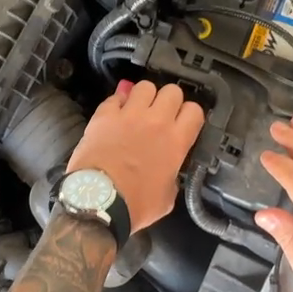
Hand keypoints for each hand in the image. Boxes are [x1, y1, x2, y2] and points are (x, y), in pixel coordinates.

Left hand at [66, 81, 204, 233]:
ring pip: (144, 86)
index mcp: (176, 141)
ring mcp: (129, 114)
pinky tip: (115, 113)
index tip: (184, 124)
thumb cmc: (135, 205)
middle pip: (172, 91)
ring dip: (144, 96)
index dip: (190, 115)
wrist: (98, 200)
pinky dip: (117, 103)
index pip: (195, 111)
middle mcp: (156, 121)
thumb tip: (168, 173)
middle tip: (161, 115)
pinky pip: (115, 96)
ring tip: (138, 109)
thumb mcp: (167, 198)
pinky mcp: (104, 114)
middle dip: (169, 101)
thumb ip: (172, 178)